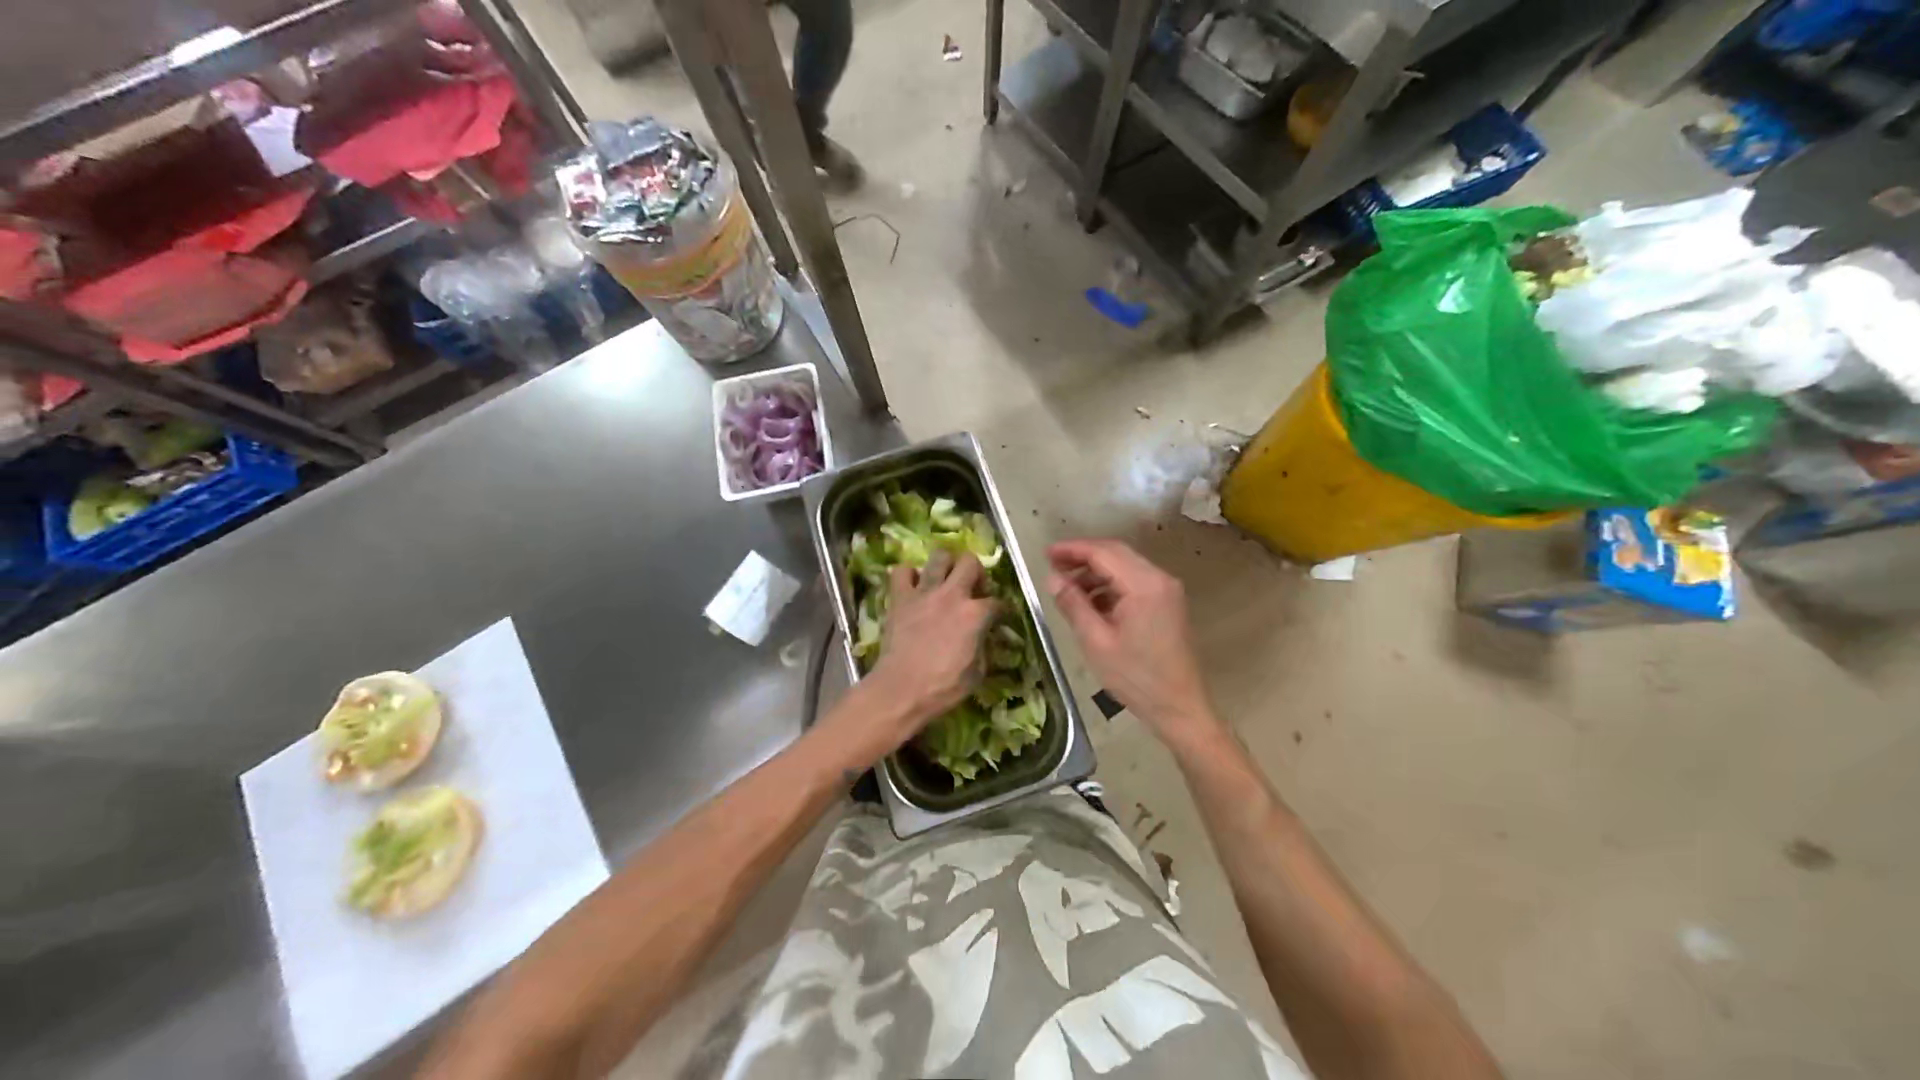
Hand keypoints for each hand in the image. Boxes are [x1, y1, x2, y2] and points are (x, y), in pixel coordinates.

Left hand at [825, 550, 996, 763]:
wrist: (901, 689)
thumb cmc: (943, 687)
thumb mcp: (977, 673)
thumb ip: (983, 647)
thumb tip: (982, 638)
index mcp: (976, 614)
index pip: (998, 602)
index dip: (1002, 609)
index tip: (999, 615)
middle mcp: (952, 595)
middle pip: (970, 562)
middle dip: (976, 572)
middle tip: (972, 588)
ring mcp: (924, 592)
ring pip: (939, 556)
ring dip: (945, 564)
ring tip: (945, 579)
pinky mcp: (900, 597)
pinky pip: (902, 571)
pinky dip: (908, 575)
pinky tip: (913, 586)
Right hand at [1047, 539, 1222, 749]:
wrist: (1179, 706)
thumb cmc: (1136, 677)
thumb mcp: (1096, 642)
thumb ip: (1074, 604)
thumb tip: (1053, 578)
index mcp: (1144, 585)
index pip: (1103, 553)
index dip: (1072, 550)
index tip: (1045, 553)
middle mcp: (1160, 579)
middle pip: (1116, 553)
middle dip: (1083, 556)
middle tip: (1052, 564)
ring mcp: (1166, 590)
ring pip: (1125, 566)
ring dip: (1096, 571)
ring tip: (1067, 586)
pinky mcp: (1167, 603)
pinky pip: (1134, 581)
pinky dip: (1110, 584)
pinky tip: (1091, 601)